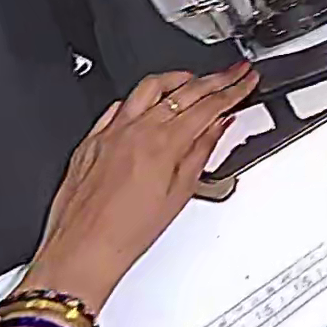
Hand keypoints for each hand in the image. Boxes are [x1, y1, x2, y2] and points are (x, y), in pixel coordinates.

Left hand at [21, 64, 258, 310]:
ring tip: (195, 79)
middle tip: (235, 71)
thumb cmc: (127, 234)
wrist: (79, 255)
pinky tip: (150, 101)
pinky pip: (119, 105)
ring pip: (151, 86)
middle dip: (219, 77)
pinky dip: (141, 97)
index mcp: (164, 142)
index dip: (235, 88)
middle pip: (188, 89)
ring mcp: (113, 131)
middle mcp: (138, 130)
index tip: (247, 78)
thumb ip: (202, 149)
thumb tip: (219, 125)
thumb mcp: (180, 192)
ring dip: (179, 78)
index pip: (211, 104)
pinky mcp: (92, 139)